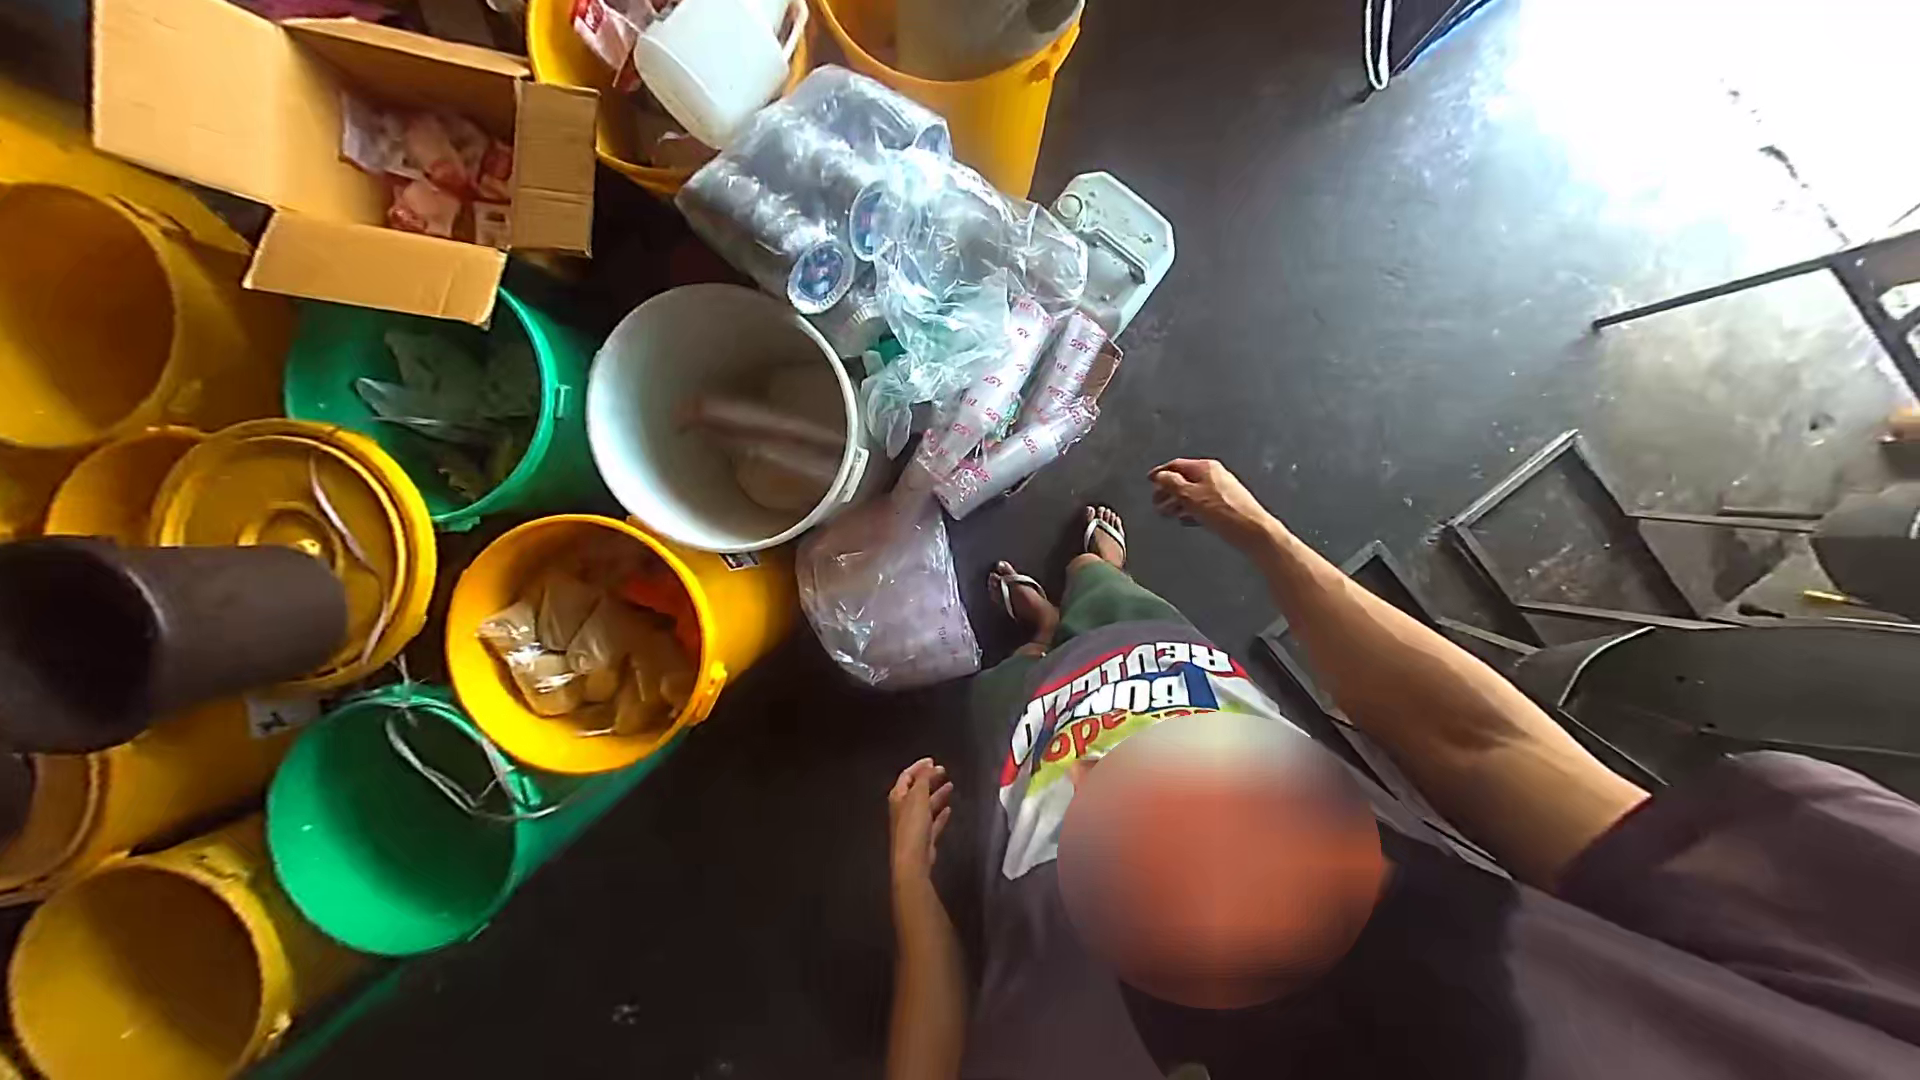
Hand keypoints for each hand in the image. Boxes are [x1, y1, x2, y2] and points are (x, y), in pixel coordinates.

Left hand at [889, 758, 952, 886]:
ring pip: (926, 805)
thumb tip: (928, 766)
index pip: (907, 776)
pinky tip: (949, 809)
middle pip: (917, 789)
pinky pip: (933, 821)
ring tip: (950, 786)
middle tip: (943, 771)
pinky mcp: (923, 838)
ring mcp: (913, 825)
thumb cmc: (913, 825)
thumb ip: (923, 779)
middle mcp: (903, 809)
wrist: (913, 860)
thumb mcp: (918, 796)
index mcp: (898, 797)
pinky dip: (940, 814)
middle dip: (929, 779)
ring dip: (937, 794)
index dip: (919, 767)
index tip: (933, 761)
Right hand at [1150, 458, 1282, 551]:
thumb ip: (1171, 483)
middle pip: (1184, 479)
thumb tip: (1161, 476)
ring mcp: (1221, 490)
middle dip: (1167, 490)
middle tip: (1155, 500)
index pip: (1177, 465)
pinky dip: (1190, 510)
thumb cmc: (1224, 512)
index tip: (1150, 479)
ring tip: (1165, 512)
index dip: (1161, 472)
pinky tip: (1185, 519)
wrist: (1252, 531)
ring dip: (1176, 502)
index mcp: (1206, 468)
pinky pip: (1202, 504)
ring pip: (1192, 493)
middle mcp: (1214, 476)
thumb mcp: (1189, 496)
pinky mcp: (1225, 506)